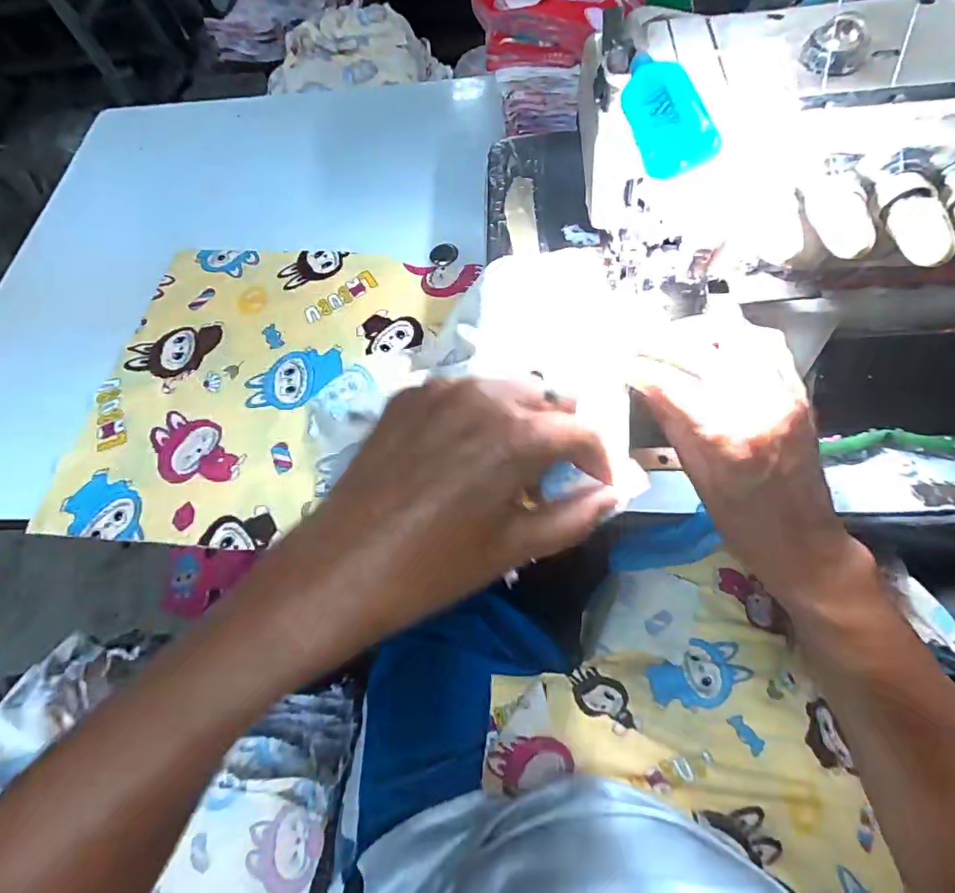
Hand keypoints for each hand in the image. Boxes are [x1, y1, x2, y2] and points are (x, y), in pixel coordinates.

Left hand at [281, 377, 620, 644]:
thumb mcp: (514, 547)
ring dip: (518, 418)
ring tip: (505, 464)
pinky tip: (460, 452)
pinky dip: (475, 414)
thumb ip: (574, 516)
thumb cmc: (436, 566)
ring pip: (501, 389)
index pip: (582, 430)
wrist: (343, 565)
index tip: (596, 485)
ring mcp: (439, 390)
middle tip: (550, 477)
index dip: (599, 460)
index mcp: (519, 432)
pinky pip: (458, 393)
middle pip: (544, 399)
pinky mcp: (405, 397)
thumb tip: (611, 494)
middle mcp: (483, 395)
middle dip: (558, 434)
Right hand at [630, 314, 867, 600]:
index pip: (673, 383)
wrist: (806, 543)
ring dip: (700, 331)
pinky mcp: (799, 394)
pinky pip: (769, 346)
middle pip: (704, 351)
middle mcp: (760, 408)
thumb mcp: (696, 477)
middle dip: (663, 342)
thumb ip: (671, 422)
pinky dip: (737, 338)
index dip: (640, 367)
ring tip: (674, 339)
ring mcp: (784, 396)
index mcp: (728, 439)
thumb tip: (642, 384)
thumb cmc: (745, 524)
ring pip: (739, 336)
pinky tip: (714, 345)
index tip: (619, 362)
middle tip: (638, 344)